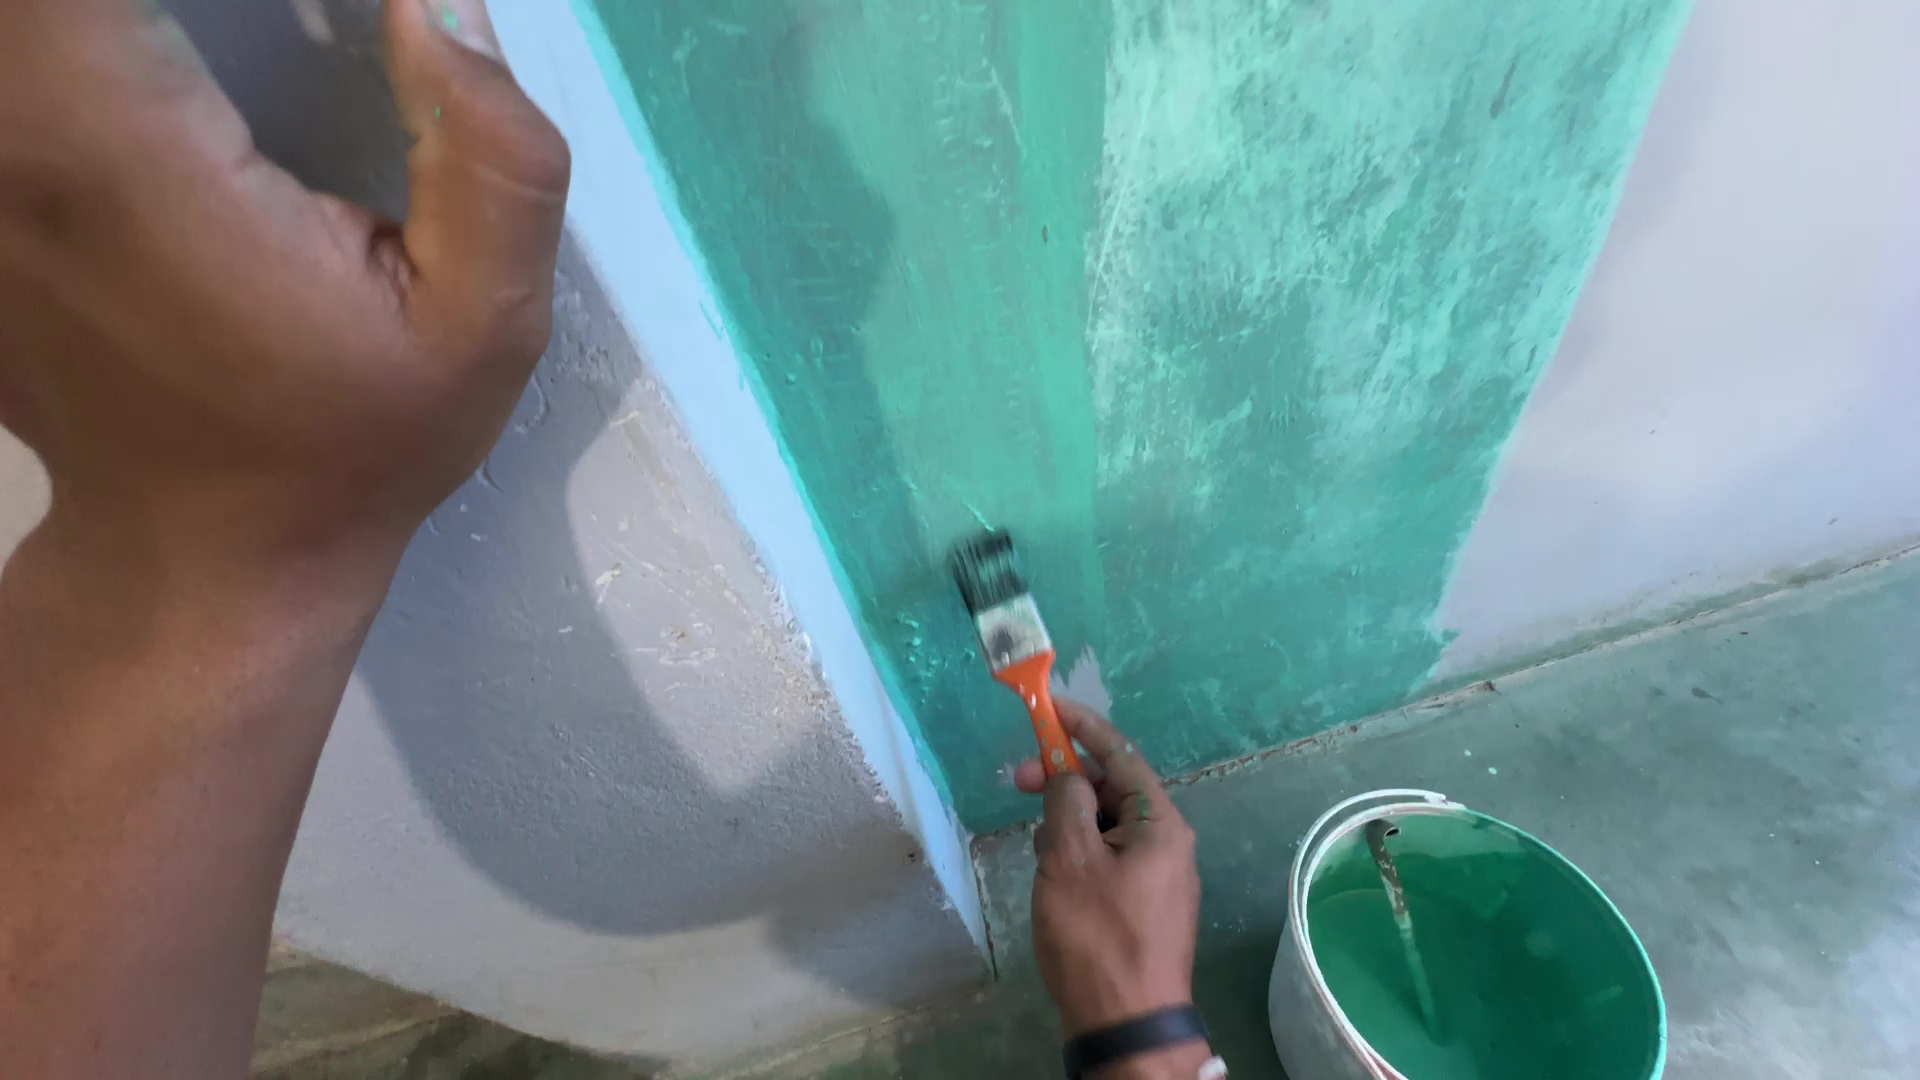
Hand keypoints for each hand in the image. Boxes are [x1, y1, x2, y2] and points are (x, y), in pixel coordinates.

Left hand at [0, 0, 567, 591]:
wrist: (229, 539)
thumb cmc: (372, 439)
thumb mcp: (490, 326)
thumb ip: (495, 166)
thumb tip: (446, 9)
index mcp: (115, 140)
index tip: (353, 21)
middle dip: (222, 11)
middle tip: (329, 41)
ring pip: (42, 26)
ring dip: (177, 38)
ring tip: (249, 83)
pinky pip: (30, 65)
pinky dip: (100, 60)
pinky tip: (179, 107)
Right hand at [1015, 701, 1204, 1068]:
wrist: (1127, 1029)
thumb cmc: (1097, 934)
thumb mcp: (1070, 857)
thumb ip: (1066, 800)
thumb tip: (1069, 776)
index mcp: (1159, 822)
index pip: (1120, 753)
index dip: (1082, 726)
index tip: (1048, 707)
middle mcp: (1165, 840)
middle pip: (1110, 787)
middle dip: (1064, 780)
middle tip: (1018, 780)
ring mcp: (1156, 873)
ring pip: (1103, 823)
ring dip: (1066, 822)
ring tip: (1040, 852)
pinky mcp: (1142, 900)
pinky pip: (1105, 855)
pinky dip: (1076, 852)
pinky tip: (1053, 874)